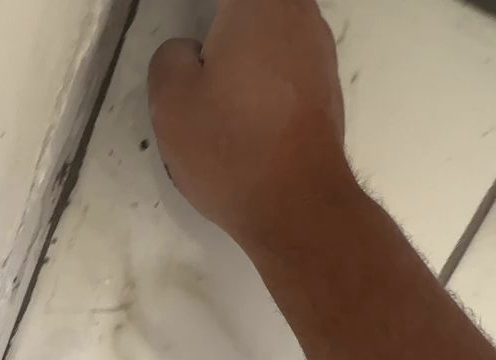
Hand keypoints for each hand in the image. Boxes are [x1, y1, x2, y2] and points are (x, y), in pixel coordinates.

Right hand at [147, 0, 355, 251]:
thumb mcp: (170, 103)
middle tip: (199, 60)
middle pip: (254, 8)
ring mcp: (319, 51)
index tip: (193, 49)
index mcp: (258, 3)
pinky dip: (264, 77)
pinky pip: (287, 65)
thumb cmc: (230, 148)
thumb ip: (170, 60)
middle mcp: (298, 13)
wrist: (295, 204)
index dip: (205, 12)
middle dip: (225, 26)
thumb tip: (190, 56)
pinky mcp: (325, 89)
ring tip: (218, 83)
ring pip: (274, 31)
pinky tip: (246, 113)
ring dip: (246, 47)